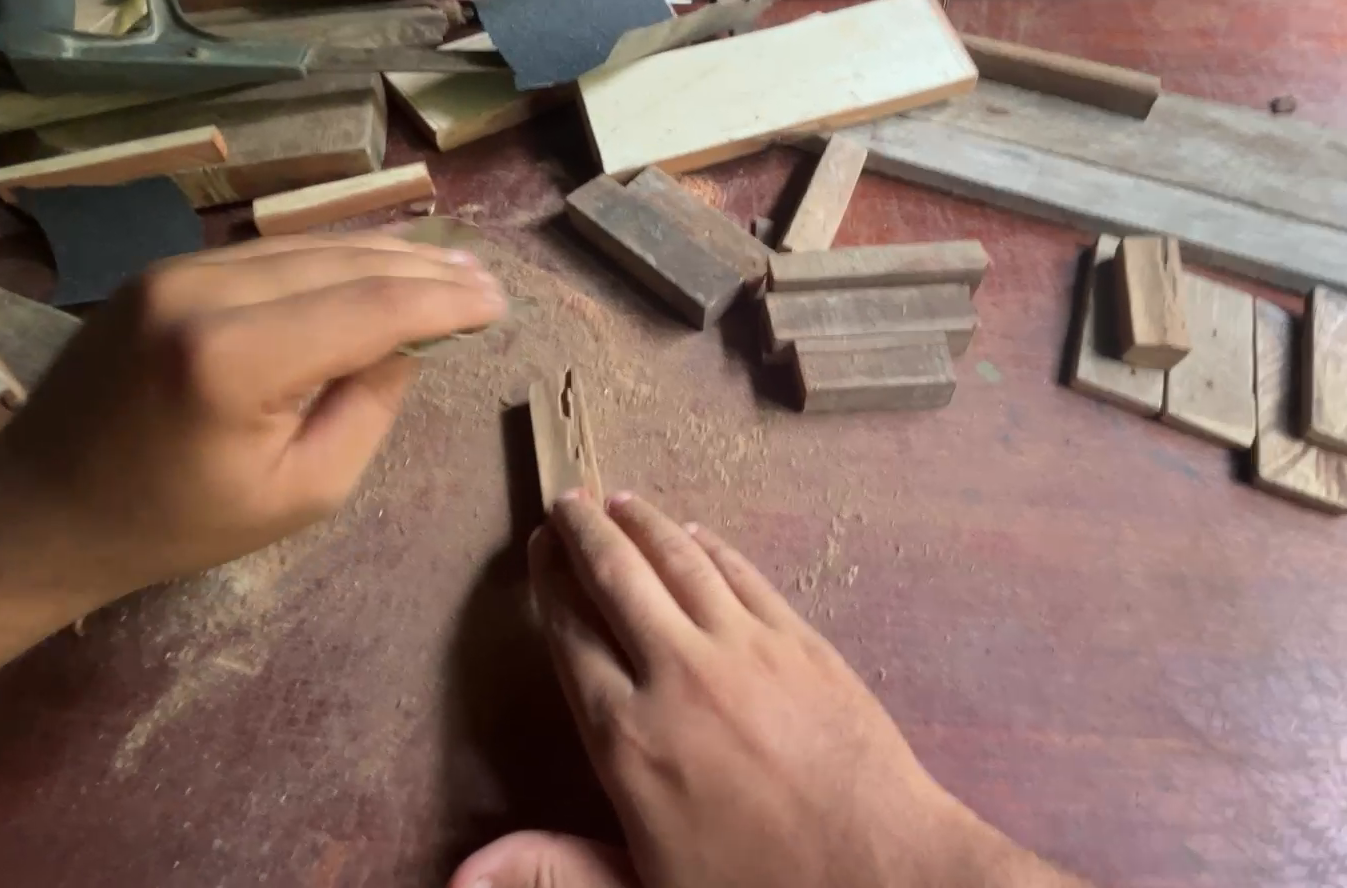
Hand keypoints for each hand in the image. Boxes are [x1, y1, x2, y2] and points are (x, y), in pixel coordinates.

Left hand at [0, 233, 505, 615]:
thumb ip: (369, 407)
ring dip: (391, 255)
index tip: (497, 303)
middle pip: (350, 264)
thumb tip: (406, 343)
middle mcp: (205, 292)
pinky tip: (382, 261)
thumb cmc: (180, 523)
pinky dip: (341, 256)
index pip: (373, 309)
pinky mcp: (170, 268)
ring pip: (317, 245)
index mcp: (235, 361)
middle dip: (429, 271)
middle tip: (485, 280)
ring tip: (452, 264)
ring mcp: (179, 269)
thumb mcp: (304, 491)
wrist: (37, 510)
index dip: (446, 302)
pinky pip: (280, 252)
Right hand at [454, 493, 1086, 887]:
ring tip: (618, 499)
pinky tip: (693, 531)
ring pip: (678, 560)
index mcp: (628, 736)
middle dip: (584, 531)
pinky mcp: (795, 636)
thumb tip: (460, 873)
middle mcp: (676, 672)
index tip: (537, 548)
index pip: (570, 635)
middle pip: (617, 578)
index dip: (549, 584)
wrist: (886, 877)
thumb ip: (553, 870)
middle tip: (566, 497)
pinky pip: (740, 573)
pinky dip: (710, 545)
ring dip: (644, 523)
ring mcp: (741, 645)